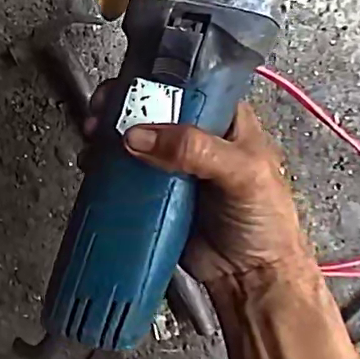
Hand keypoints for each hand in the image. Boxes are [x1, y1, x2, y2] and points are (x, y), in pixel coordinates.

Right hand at [88, 92, 314, 298]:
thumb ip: (195, 149)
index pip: (185, 86)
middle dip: (120, 105)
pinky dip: (104, 164)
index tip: (126, 85)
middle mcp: (194, 137)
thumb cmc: (266, 223)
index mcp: (224, 121)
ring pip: (131, 137)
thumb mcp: (242, 174)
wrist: (249, 277)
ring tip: (94, 136)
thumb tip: (139, 136)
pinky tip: (95, 162)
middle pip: (149, 107)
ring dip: (108, 132)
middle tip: (102, 111)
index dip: (153, 81)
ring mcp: (170, 164)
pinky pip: (122, 170)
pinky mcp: (151, 190)